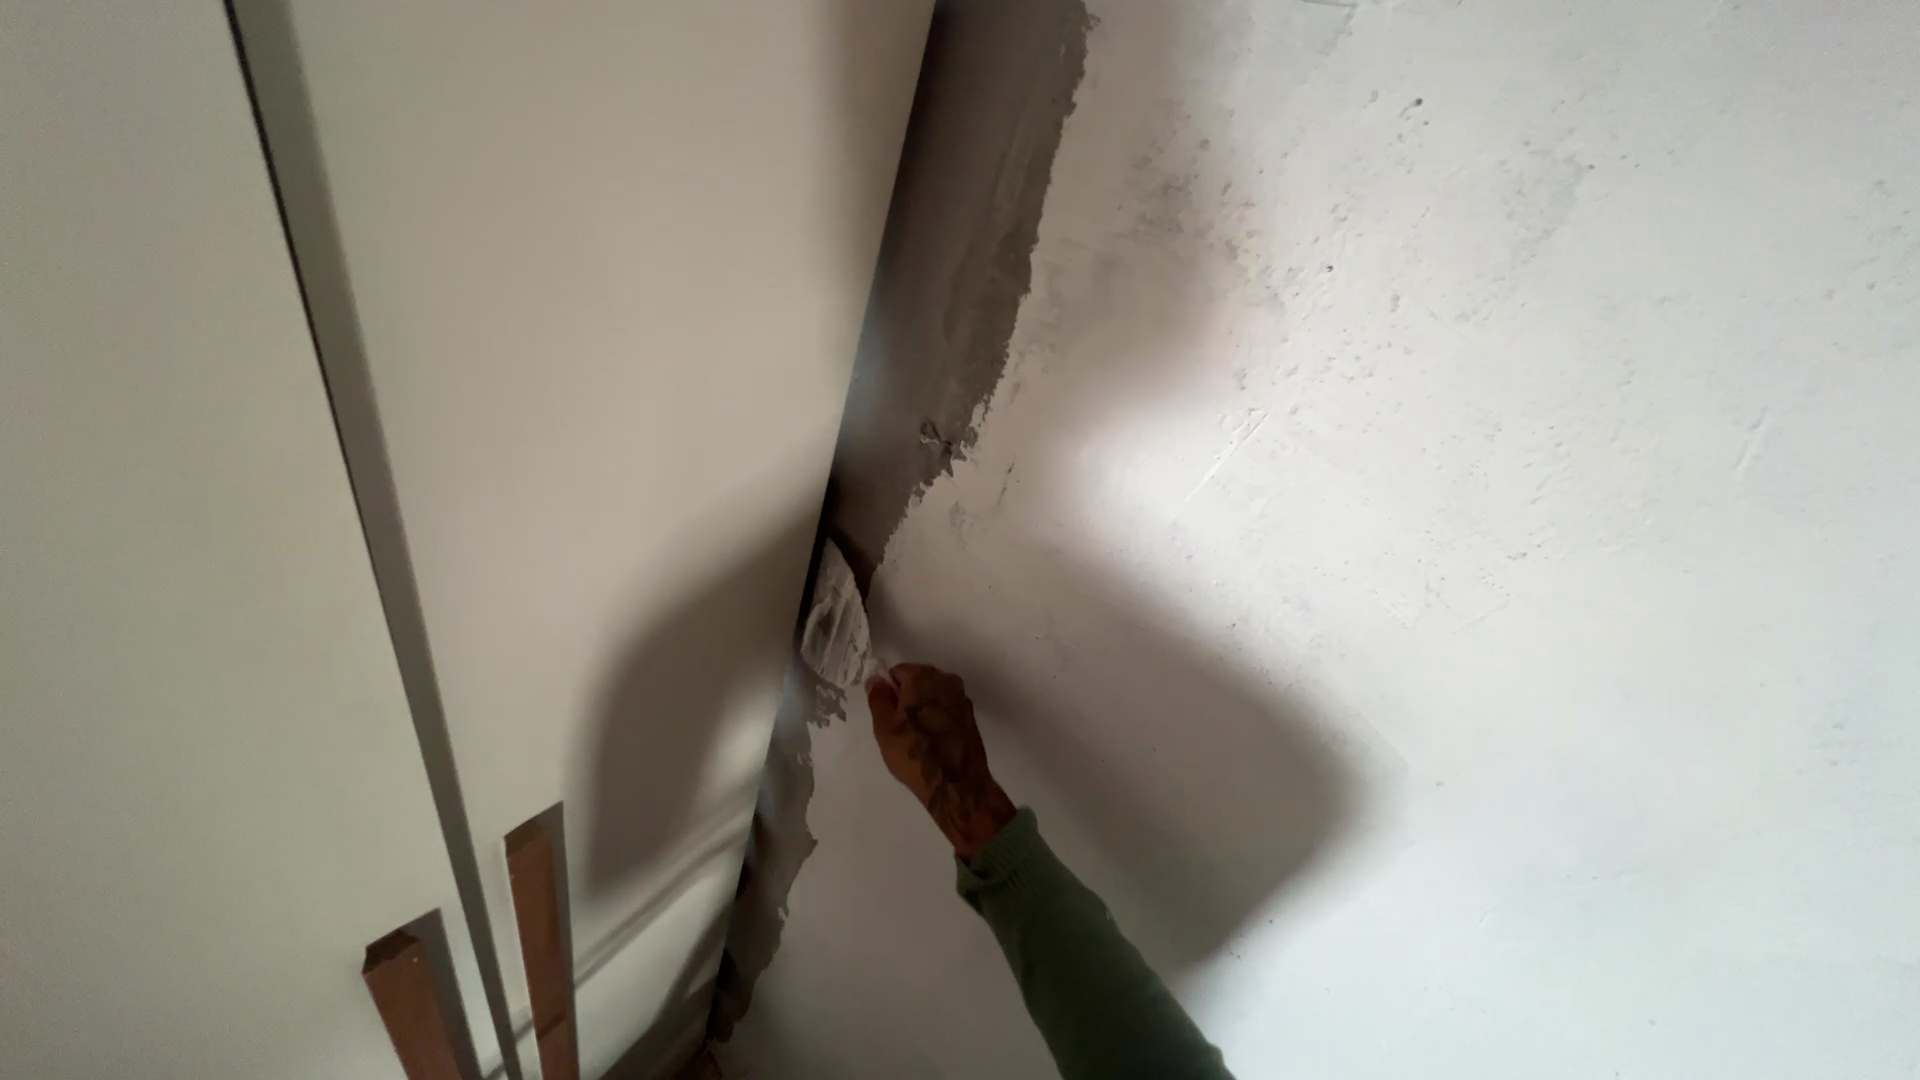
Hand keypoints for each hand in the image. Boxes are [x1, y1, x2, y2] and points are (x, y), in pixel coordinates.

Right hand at [866, 663, 1016, 859]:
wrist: (956, 781)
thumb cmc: (913, 751)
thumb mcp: (884, 727)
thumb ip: (878, 698)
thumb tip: (876, 679)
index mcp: (922, 676)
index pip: (898, 671)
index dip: (889, 690)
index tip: (886, 712)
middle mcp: (946, 679)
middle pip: (919, 679)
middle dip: (907, 696)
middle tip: (898, 725)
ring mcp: (961, 697)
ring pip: (934, 693)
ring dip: (923, 706)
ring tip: (916, 734)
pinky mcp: (970, 715)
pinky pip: (947, 707)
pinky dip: (938, 716)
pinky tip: (933, 739)